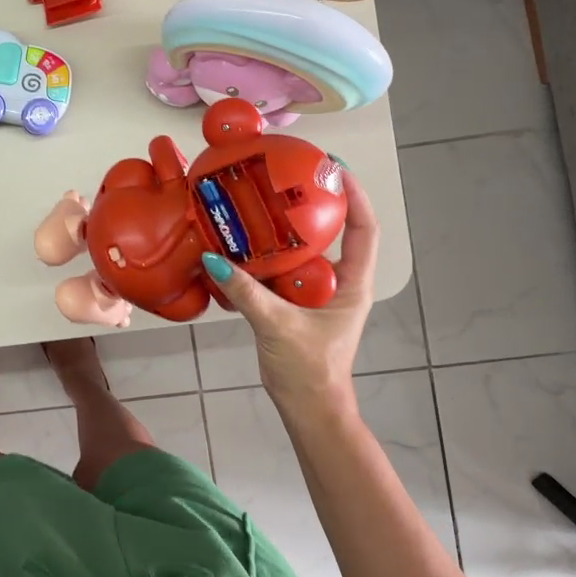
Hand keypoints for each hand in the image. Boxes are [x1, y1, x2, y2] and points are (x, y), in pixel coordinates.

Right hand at [201, 173, 378, 417]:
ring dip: (280, 232)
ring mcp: (313, 295)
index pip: (363, 230)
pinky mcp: (291, 305)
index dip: (354, 197)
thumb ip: (246, 292)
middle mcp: (335, 283)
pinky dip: (261, 258)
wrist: (307, 408)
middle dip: (309, 206)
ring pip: (300, 253)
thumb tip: (213, 259)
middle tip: (282, 180)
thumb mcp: (277, 325)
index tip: (334, 168)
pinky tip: (236, 248)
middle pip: (329, 234)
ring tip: (254, 207)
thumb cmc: (308, 369)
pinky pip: (278, 272)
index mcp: (351, 285)